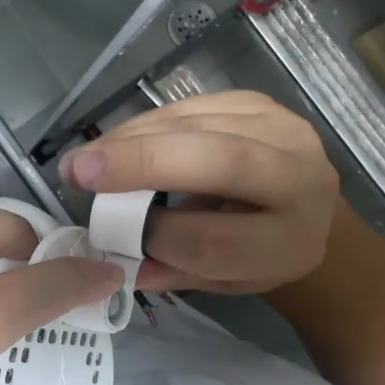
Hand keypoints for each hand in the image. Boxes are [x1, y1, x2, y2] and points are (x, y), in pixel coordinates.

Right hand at [58, 90, 338, 293]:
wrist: (306, 211)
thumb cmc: (258, 254)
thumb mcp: (222, 282)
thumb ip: (173, 275)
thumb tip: (118, 262)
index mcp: (293, 242)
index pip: (217, 238)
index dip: (158, 234)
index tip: (113, 234)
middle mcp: (301, 179)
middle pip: (220, 160)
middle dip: (141, 163)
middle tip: (78, 172)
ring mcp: (282, 129)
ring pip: (197, 125)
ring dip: (129, 140)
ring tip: (83, 159)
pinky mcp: (257, 102)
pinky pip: (189, 106)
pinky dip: (142, 125)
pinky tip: (111, 142)